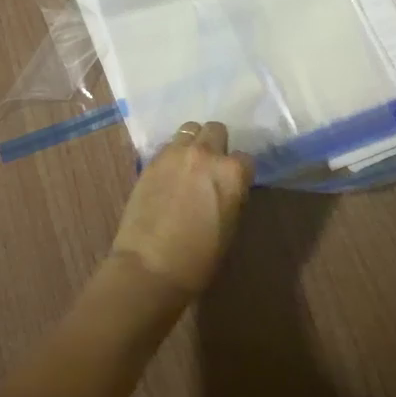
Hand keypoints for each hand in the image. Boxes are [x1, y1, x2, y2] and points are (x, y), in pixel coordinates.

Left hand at [109, 121, 255, 297]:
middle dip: (217, 146)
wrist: (150, 266)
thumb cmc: (198, 259)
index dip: (240, 173)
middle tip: (211, 168)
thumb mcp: (229, 227)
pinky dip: (173, 155)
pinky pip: (168, 146)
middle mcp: (205, 153)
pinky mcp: (151, 160)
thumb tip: (227, 188)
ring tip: (189, 165)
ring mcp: (175, 153)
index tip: (234, 185)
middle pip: (216, 130)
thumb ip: (231, 196)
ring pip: (190, 130)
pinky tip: (169, 175)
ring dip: (194, 143)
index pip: (245, 159)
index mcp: (231, 173)